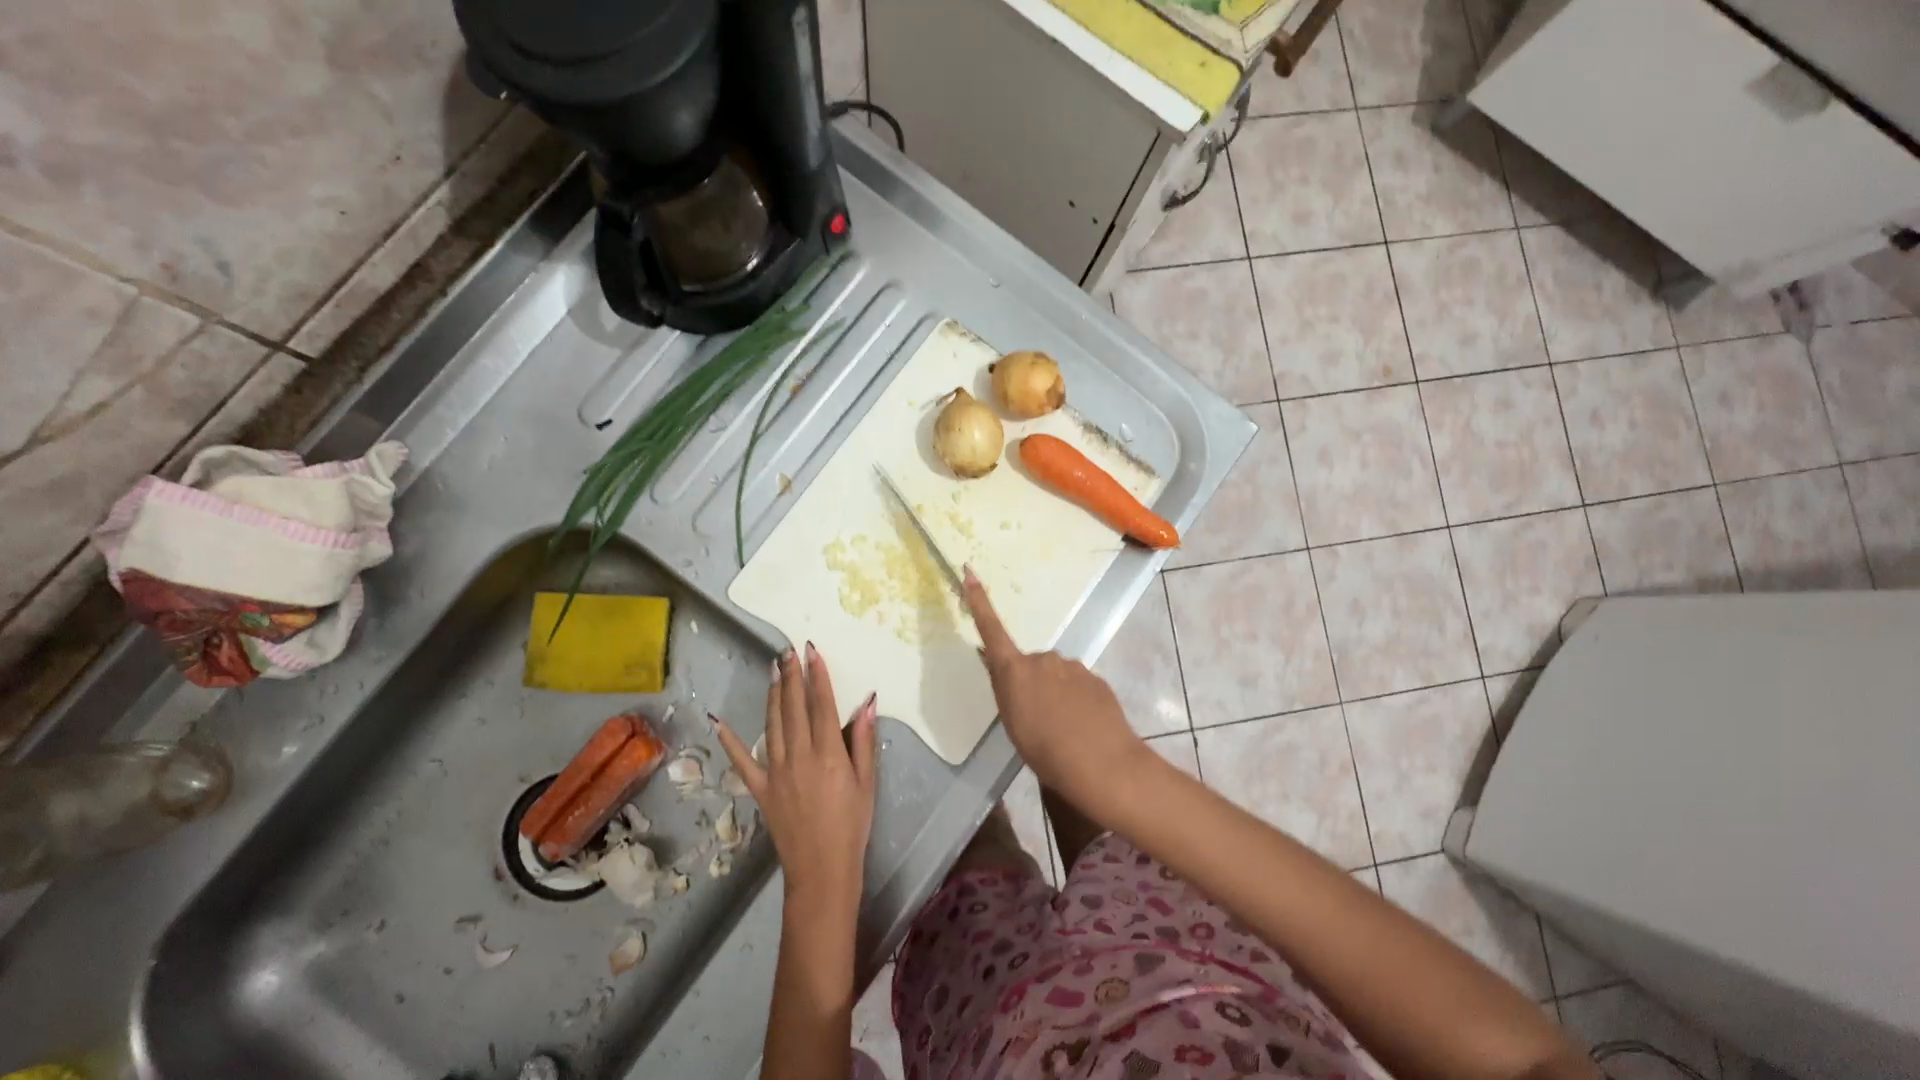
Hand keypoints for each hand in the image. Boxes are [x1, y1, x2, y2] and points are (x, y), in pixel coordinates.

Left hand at [714, 643, 877, 916]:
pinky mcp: (760, 789)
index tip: (812, 651)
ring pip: (772, 724)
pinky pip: (742, 761)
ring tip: (773, 670)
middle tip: (788, 650)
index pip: (822, 704)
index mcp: (829, 753)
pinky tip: (718, 721)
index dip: (817, 675)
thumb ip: (865, 742)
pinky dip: (730, 740)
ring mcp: (776, 771)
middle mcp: (799, 755)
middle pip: (794, 707)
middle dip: (791, 676)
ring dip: (772, 695)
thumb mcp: (867, 783)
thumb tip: (868, 702)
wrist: (822, 869)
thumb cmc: (852, 826)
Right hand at [962, 567, 1148, 812]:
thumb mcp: (1013, 723)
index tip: (969, 571)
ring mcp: (1073, 667)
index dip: (979, 602)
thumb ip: (1007, 689)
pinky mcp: (1095, 679)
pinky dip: (1076, 702)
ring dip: (1055, 695)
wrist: (1102, 763)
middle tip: (1035, 721)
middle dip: (1031, 684)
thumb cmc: (1046, 750)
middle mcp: (1043, 660)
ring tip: (1060, 731)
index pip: (991, 631)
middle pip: (1030, 666)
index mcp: (1015, 670)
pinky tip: (1081, 727)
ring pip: (1056, 677)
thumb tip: (998, 665)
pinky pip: (1077, 686)